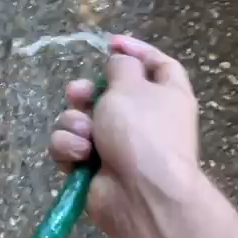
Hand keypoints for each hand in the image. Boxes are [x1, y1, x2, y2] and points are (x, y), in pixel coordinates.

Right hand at [49, 35, 201, 229]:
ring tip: (85, 135)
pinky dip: (69, 149)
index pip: (157, 64)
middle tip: (76, 94)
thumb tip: (119, 68)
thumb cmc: (142, 133)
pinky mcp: (93, 169)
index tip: (110, 43)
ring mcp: (118, 147)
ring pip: (80, 120)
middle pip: (108, 93)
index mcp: (167, 95)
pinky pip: (70, 147)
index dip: (135, 51)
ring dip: (75, 123)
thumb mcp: (131, 86)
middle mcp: (144, 120)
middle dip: (86, 92)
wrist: (141, 194)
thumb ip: (121, 67)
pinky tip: (79, 156)